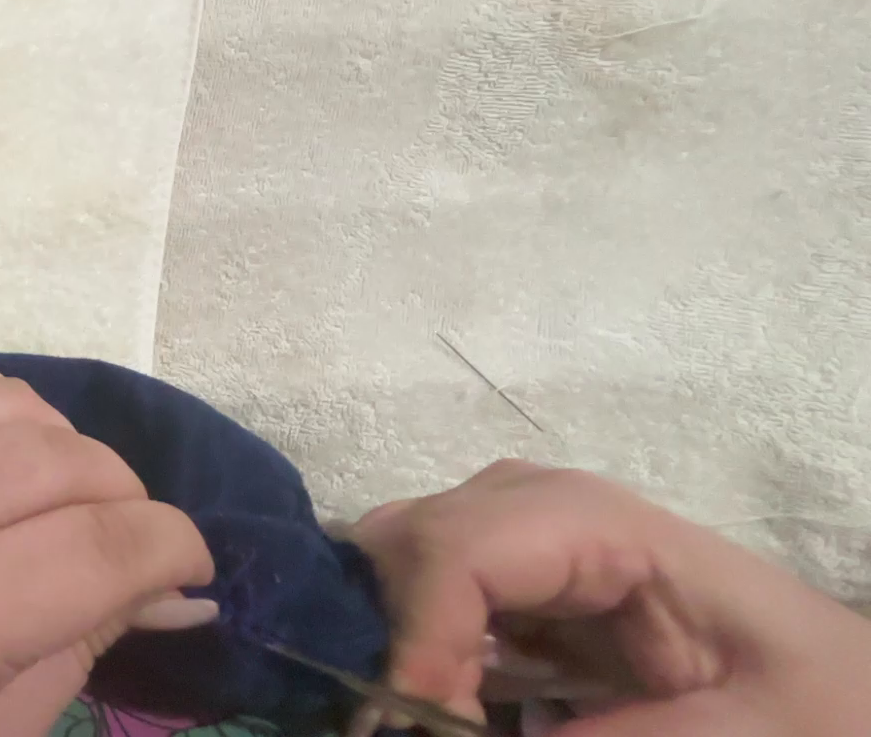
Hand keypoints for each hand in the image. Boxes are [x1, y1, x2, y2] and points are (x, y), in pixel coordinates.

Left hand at [0, 357, 217, 736]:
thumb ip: (94, 640)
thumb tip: (186, 590)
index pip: (108, 544)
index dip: (176, 546)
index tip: (191, 564)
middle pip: (74, 462)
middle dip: (132, 499)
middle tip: (130, 539)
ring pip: (27, 407)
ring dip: (73, 449)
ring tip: (68, 497)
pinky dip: (9, 405)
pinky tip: (9, 449)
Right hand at [351, 460, 870, 735]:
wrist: (842, 688)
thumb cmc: (826, 698)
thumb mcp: (763, 733)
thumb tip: (456, 733)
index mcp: (585, 518)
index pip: (453, 548)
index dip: (419, 633)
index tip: (418, 720)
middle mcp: (516, 500)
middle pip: (401, 544)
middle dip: (389, 632)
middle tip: (413, 719)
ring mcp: (496, 522)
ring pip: (388, 557)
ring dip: (395, 637)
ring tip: (432, 707)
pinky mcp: (491, 559)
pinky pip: (413, 584)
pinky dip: (414, 642)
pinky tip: (449, 692)